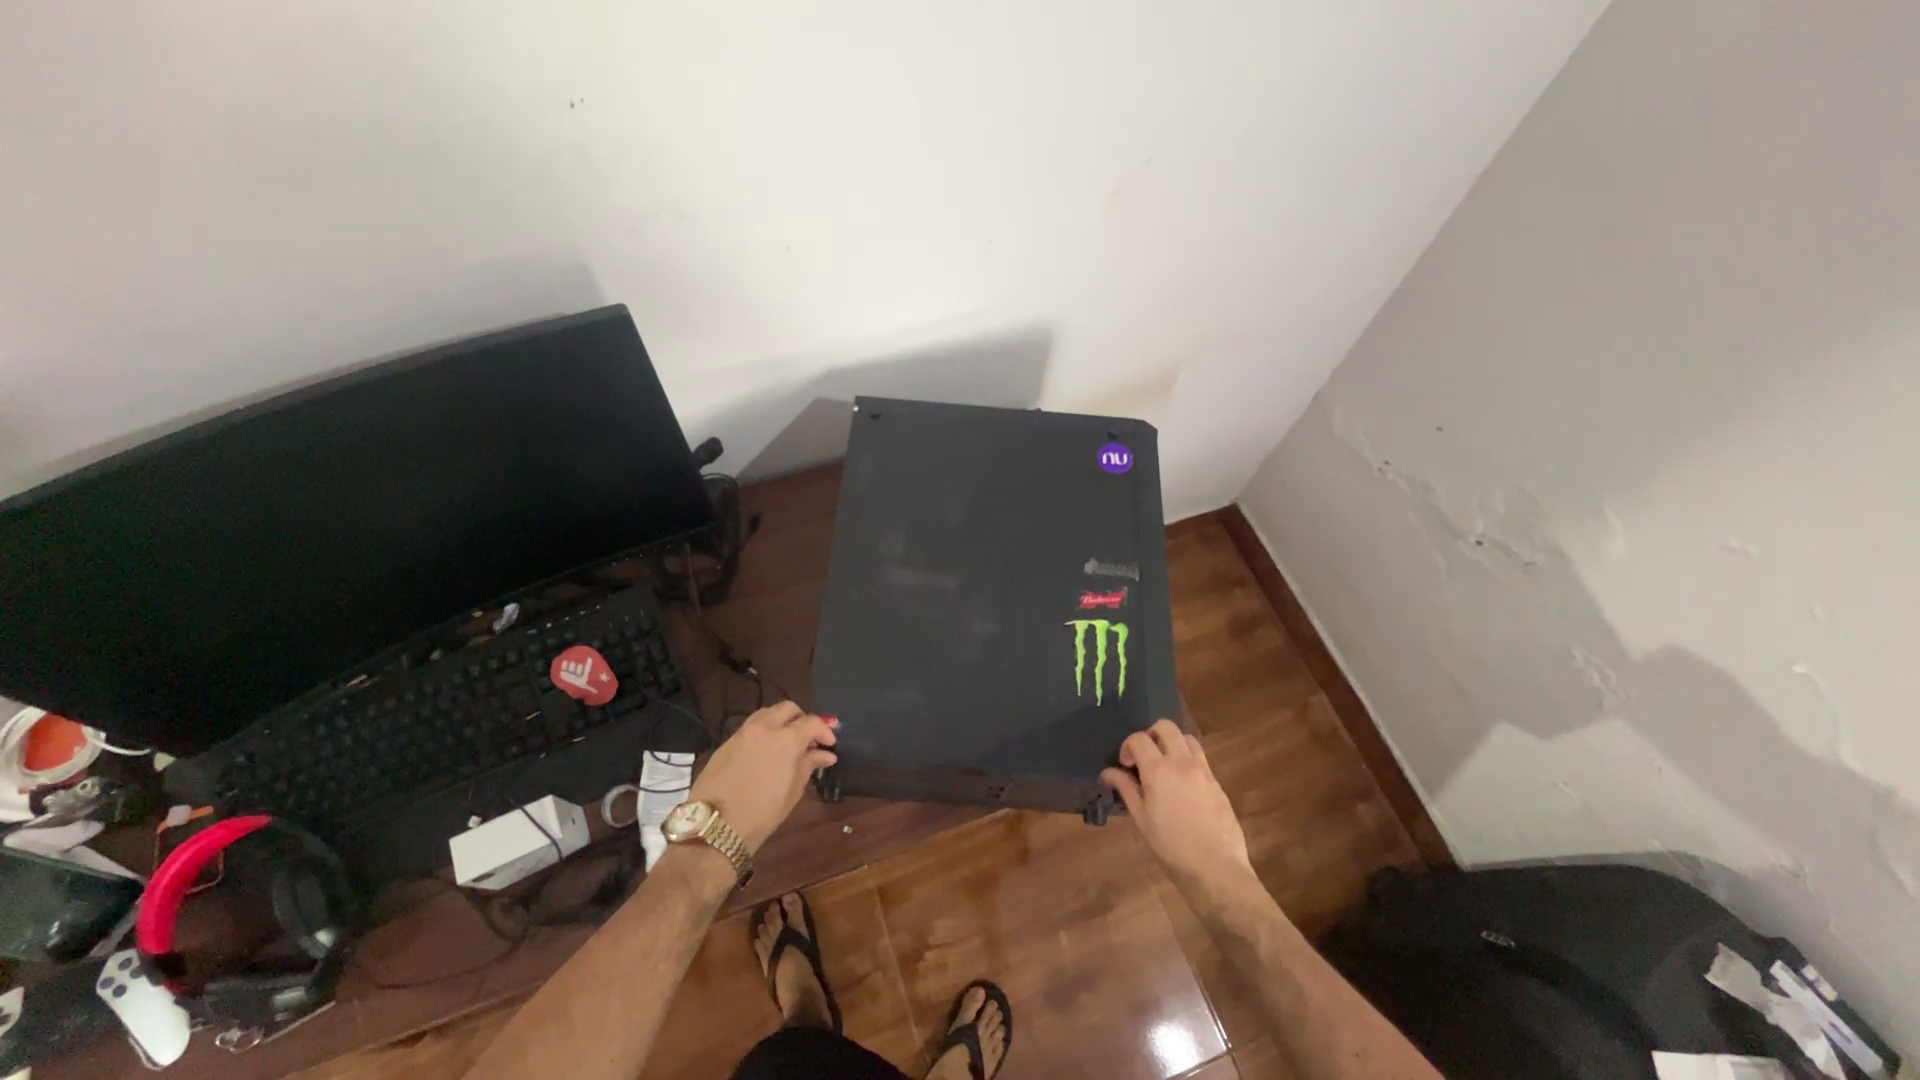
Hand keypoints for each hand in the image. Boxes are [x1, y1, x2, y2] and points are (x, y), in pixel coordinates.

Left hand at [688, 702, 837, 852]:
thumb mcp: (793, 791)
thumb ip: (809, 765)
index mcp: (786, 738)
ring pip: (767, 713)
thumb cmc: (762, 812)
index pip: (812, 722)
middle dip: (802, 719)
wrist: (716, 824)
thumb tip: (826, 754)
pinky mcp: (727, 742)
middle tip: (809, 739)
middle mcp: (765, 727)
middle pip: (788, 708)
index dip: (825, 731)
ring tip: (787, 742)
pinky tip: (766, 751)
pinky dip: (764, 731)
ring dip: (781, 721)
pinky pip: (751, 727)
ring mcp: (743, 732)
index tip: (830, 745)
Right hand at [1102, 719, 1253, 890]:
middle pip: (1166, 727)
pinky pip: (1200, 758)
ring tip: (1164, 766)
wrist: (1215, 868)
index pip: (1139, 739)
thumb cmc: (1171, 848)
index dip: (1127, 746)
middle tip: (1144, 758)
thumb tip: (1108, 772)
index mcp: (1159, 771)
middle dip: (1150, 735)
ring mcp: (1204, 771)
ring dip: (1172, 743)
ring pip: (1187, 738)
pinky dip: (1187, 760)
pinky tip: (1181, 785)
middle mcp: (1183, 763)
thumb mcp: (1141, 820)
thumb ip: (1126, 790)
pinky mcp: (1217, 783)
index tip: (1125, 766)